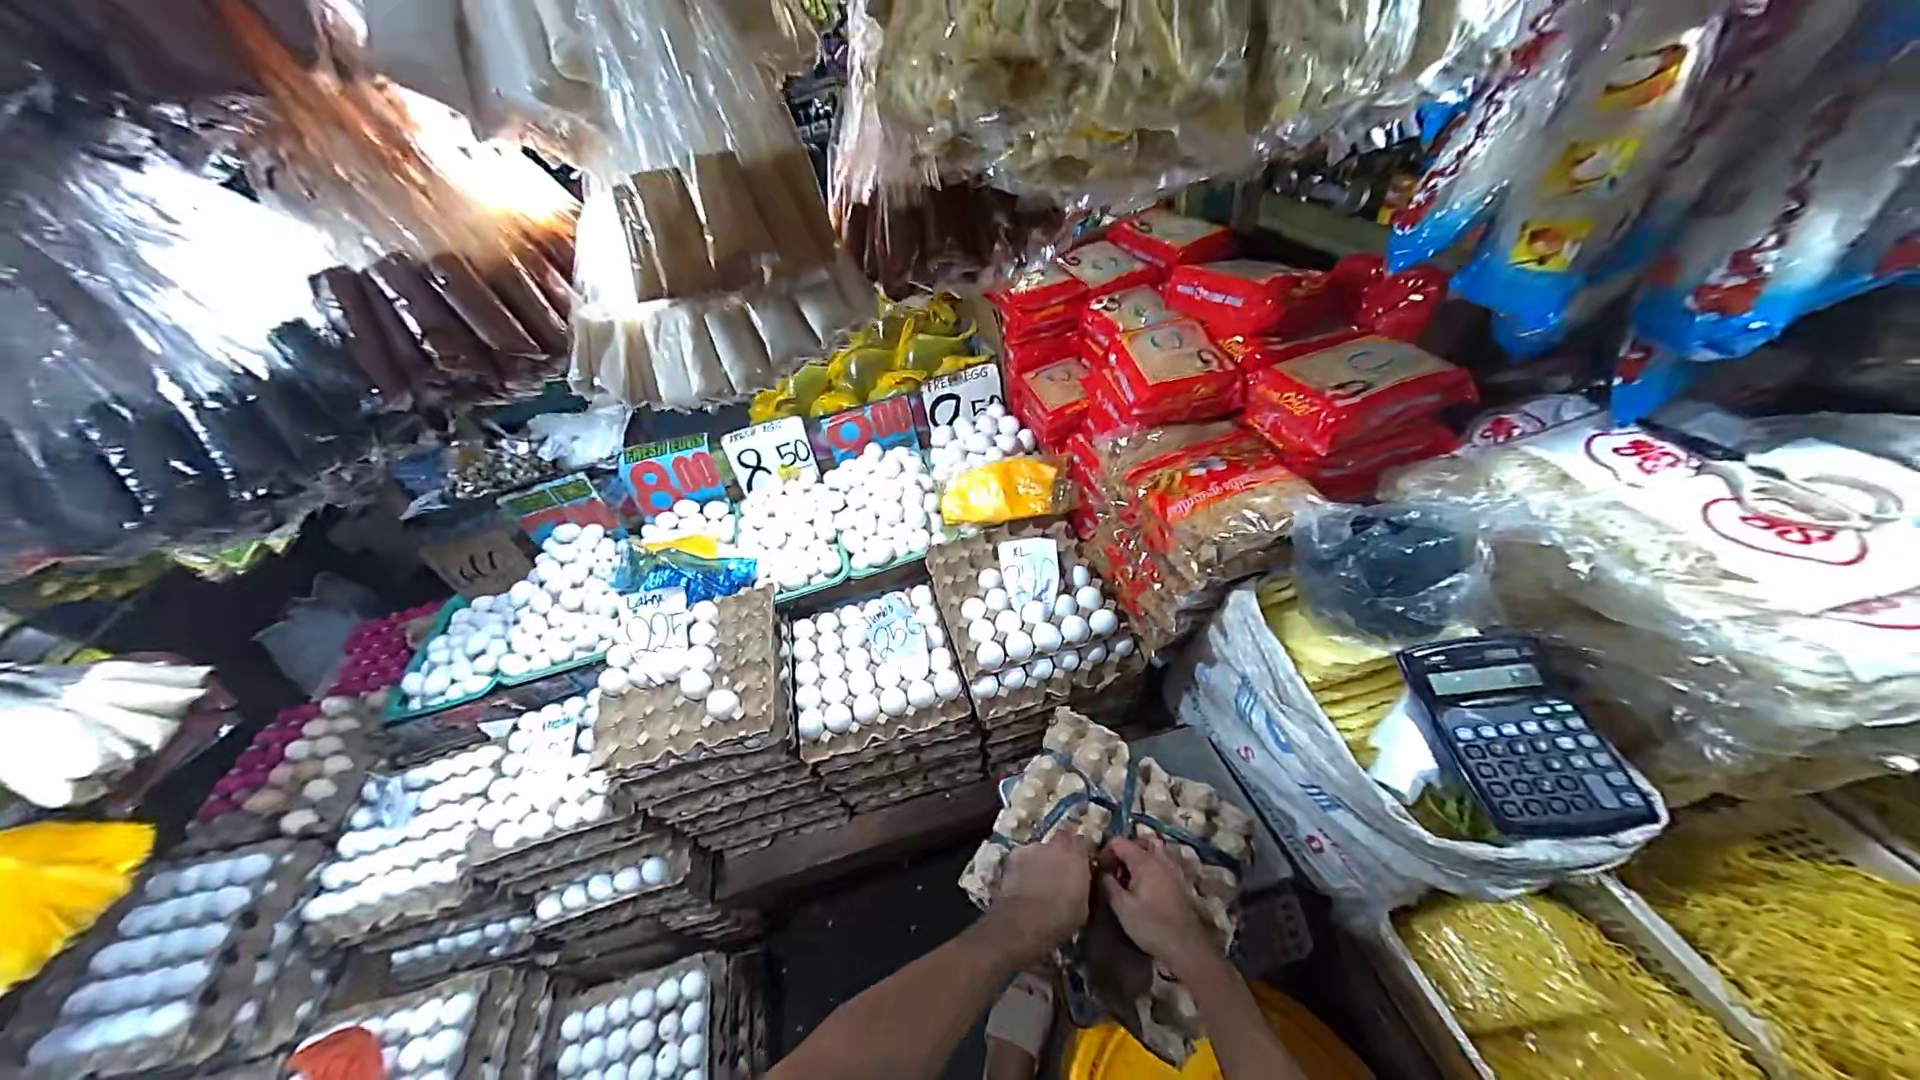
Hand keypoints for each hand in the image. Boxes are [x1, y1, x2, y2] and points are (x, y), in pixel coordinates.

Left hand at [986, 832, 1094, 961]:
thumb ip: (1082, 884)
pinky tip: (1022, 880)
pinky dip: (1024, 864)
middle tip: (1059, 864)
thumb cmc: (1061, 917)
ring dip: (1041, 858)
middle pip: (1061, 837)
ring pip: (1040, 848)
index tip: (1080, 859)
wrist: (1026, 919)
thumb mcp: (1083, 905)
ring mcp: (1034, 847)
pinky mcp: (1015, 854)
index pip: (1082, 840)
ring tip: (1037, 876)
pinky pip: (1023, 856)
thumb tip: (1079, 880)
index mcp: (1076, 856)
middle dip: (1061, 847)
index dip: (1080, 849)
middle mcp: (1056, 845)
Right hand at [1100, 835, 1215, 978]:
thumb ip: (1109, 885)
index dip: (1106, 852)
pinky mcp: (1178, 882)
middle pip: (1136, 843)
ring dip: (1136, 861)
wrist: (1187, 947)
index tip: (1101, 870)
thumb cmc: (1152, 926)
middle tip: (1113, 873)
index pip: (1119, 842)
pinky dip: (1148, 869)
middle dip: (1122, 854)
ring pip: (1150, 853)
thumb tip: (1103, 872)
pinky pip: (1159, 865)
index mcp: (1144, 861)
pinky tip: (1143, 889)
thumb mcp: (1123, 908)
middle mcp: (1160, 859)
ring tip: (1127, 881)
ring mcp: (1172, 870)